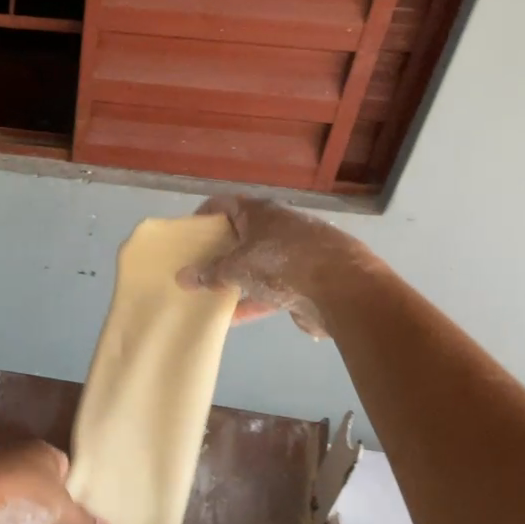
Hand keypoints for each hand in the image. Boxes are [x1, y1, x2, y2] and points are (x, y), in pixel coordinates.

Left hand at [0, 439, 108, 523]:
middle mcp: (18, 451)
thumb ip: (83, 521)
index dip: (66, 486)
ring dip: (19, 506)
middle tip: (48, 520)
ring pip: (14, 486)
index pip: (62, 464)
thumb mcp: (61, 512)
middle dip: (42, 497)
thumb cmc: (28, 494)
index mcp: (44, 451)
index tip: (67, 507)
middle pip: (36, 475)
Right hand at [176, 195, 370, 337]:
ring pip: (254, 266)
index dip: (205, 215)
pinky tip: (229, 319)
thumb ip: (210, 273)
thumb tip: (183, 277)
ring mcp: (291, 256)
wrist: (341, 288)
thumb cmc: (283, 263)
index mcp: (261, 213)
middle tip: (193, 266)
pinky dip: (249, 303)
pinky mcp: (301, 283)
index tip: (187, 234)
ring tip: (207, 294)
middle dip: (217, 251)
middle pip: (241, 235)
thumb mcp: (238, 267)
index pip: (227, 204)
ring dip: (233, 279)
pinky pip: (267, 292)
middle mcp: (277, 228)